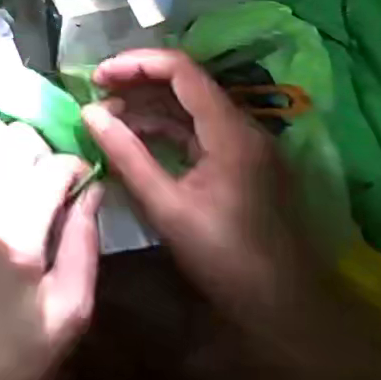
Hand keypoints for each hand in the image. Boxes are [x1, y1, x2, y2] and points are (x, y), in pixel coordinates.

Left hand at [0, 119, 101, 379]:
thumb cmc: (20, 340)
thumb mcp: (71, 308)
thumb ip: (85, 242)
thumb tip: (93, 186)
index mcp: (18, 234)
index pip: (53, 165)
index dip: (75, 168)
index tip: (81, 184)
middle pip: (19, 136)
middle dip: (43, 151)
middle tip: (49, 180)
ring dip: (10, 143)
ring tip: (19, 172)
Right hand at [79, 48, 312, 315]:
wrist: (291, 315)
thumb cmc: (228, 261)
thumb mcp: (167, 208)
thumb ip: (126, 155)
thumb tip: (88, 113)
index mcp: (230, 132)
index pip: (180, 70)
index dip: (135, 64)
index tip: (97, 78)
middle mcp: (242, 128)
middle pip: (184, 82)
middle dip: (136, 82)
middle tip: (95, 95)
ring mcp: (245, 145)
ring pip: (189, 106)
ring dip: (146, 106)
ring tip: (107, 118)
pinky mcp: (242, 163)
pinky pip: (197, 130)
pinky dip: (163, 128)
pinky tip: (134, 141)